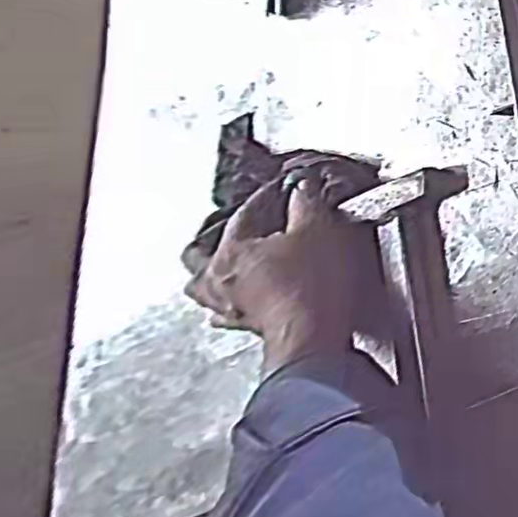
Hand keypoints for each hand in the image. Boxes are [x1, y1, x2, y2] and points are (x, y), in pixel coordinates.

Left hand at [185, 170, 360, 371]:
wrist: (314, 331)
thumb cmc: (312, 280)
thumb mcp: (318, 227)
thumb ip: (306, 201)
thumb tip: (300, 185)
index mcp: (232, 251)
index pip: (244, 213)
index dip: (265, 196)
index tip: (281, 187)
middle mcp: (218, 279)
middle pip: (199, 254)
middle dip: (216, 238)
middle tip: (236, 228)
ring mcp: (227, 305)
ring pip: (203, 286)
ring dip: (213, 273)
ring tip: (230, 263)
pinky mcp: (242, 325)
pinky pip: (224, 311)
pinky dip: (229, 301)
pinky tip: (241, 297)